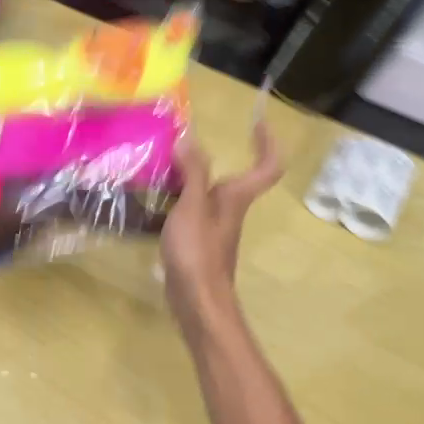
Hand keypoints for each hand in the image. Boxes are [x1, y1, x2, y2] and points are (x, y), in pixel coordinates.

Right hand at [161, 117, 282, 324]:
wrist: (196, 301)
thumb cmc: (198, 252)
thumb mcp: (192, 206)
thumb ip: (192, 171)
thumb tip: (189, 136)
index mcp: (236, 197)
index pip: (268, 165)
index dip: (268, 142)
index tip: (256, 122)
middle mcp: (230, 209)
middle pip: (235, 178)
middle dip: (214, 157)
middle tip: (182, 143)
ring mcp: (214, 228)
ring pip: (208, 194)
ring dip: (190, 177)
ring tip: (162, 166)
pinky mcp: (197, 243)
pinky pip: (191, 210)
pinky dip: (177, 198)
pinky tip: (155, 199)